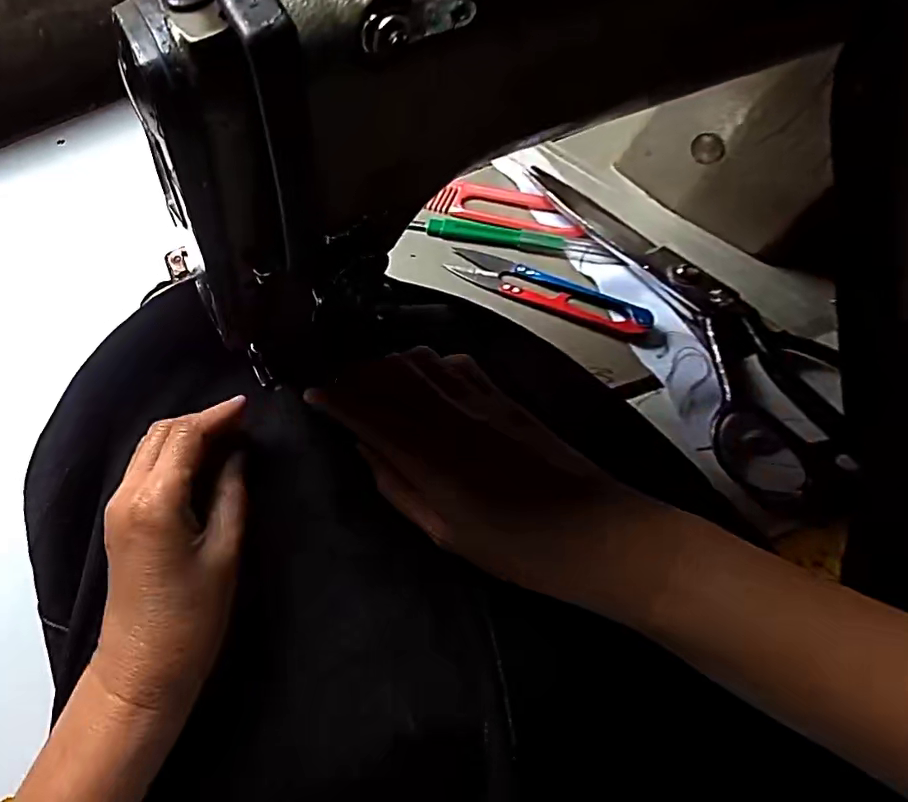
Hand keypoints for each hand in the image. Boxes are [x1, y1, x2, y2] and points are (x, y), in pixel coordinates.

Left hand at [89, 395, 248, 717]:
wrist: (140, 674)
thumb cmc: (189, 621)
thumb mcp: (224, 552)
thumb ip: (230, 492)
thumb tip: (238, 453)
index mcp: (154, 501)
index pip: (185, 435)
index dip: (218, 415)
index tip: (247, 406)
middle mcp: (127, 495)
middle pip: (162, 432)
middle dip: (201, 419)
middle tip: (240, 421)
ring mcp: (117, 506)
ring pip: (150, 446)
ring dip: (186, 433)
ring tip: (226, 435)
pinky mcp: (118, 519)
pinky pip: (145, 466)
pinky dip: (173, 452)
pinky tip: (202, 459)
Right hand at [308, 349, 669, 618]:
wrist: (593, 532)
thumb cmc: (519, 547)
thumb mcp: (443, 531)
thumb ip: (399, 486)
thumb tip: (368, 453)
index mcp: (428, 454)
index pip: (365, 409)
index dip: (334, 397)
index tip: (314, 394)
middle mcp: (449, 416)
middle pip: (386, 374)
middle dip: (353, 375)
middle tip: (338, 389)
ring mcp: (478, 400)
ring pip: (417, 360)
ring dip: (387, 365)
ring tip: (374, 382)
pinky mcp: (501, 396)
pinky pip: (454, 363)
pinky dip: (428, 364)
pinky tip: (424, 379)